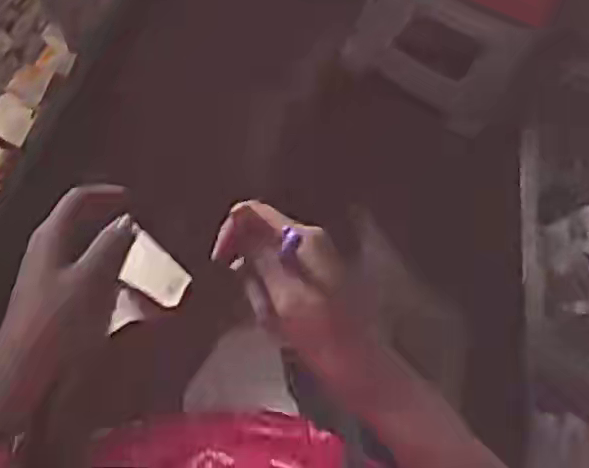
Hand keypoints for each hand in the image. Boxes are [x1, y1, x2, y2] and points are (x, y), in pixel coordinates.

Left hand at [0, 184, 136, 431]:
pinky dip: (107, 284)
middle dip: (112, 227)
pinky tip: (126, 306)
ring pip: (85, 254)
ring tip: (141, 273)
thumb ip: (109, 247)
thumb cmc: (55, 325)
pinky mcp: (50, 302)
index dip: (106, 194)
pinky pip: (85, 281)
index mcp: (50, 236)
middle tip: (140, 231)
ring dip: (114, 259)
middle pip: (81, 224)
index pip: (77, 199)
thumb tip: (126, 219)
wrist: (19, 382)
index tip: (133, 198)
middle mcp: (45, 249)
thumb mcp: (89, 282)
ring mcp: (45, 276)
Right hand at [212, 201, 389, 414]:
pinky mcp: (313, 281)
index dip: (230, 230)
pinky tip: (280, 326)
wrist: (368, 377)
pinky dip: (271, 300)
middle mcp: (308, 240)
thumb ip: (260, 259)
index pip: (252, 211)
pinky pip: (278, 279)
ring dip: (258, 289)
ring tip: (270, 321)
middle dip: (246, 267)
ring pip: (265, 261)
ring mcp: (313, 260)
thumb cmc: (326, 338)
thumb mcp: (285, 297)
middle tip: (251, 302)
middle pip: (258, 236)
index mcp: (303, 237)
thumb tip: (238, 229)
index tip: (219, 261)